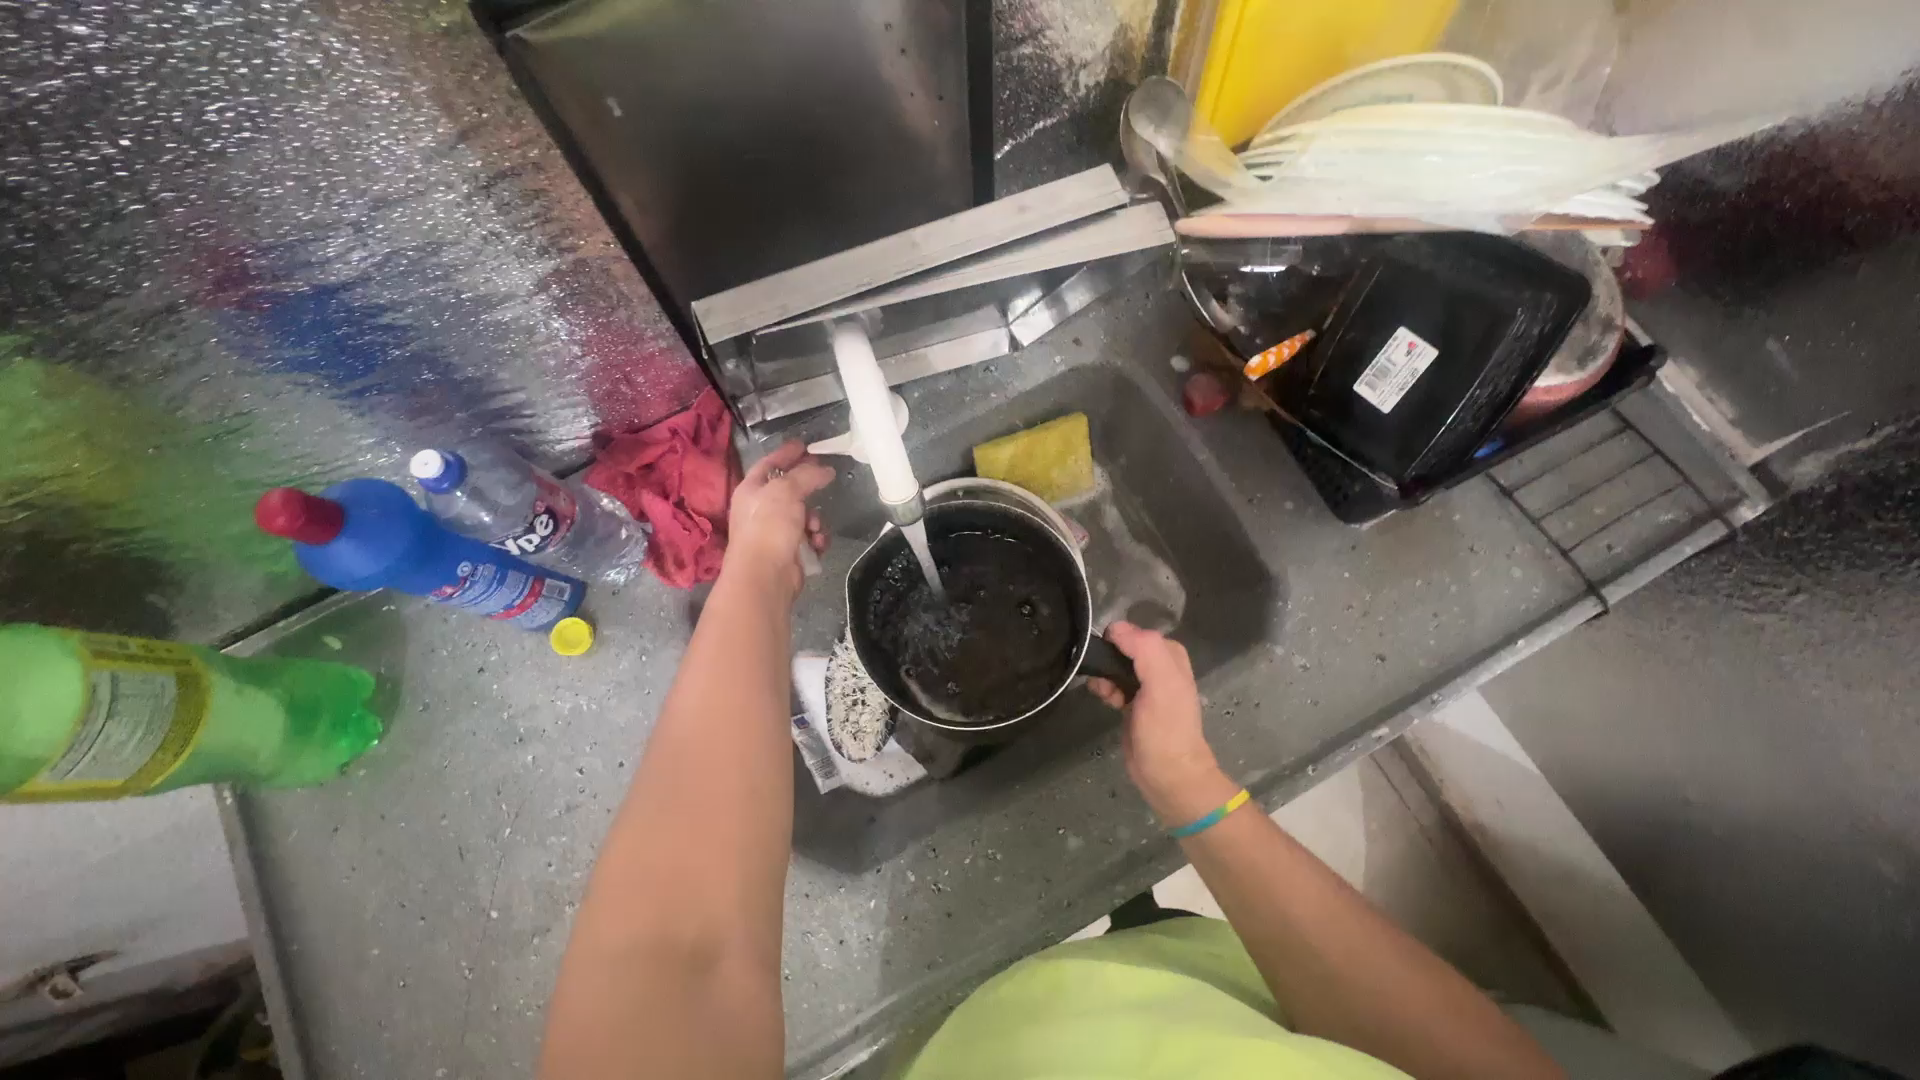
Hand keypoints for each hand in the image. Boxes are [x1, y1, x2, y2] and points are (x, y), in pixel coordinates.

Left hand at [723, 440, 833, 598]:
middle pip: (789, 490)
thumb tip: (826, 469)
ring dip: (815, 519)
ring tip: (815, 526)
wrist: (765, 575)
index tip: (804, 444)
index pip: (769, 464)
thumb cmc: (769, 526)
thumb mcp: (786, 490)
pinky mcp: (790, 553)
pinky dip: (817, 539)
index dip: (786, 453)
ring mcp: (775, 533)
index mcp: (751, 490)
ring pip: (804, 516)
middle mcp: (760, 510)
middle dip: (808, 487)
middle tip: (826, 477)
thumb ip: (807, 474)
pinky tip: (818, 543)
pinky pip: (810, 539)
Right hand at [1088, 622, 1238, 826]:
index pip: (1137, 632)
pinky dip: (1105, 689)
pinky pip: (1114, 686)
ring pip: (1116, 667)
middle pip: (1124, 649)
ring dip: (1104, 675)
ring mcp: (1146, 688)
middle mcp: (1160, 668)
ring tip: (1104, 693)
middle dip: (1108, 659)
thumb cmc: (1166, 729)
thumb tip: (1115, 628)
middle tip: (1103, 677)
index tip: (1108, 658)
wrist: (1168, 776)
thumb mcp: (1161, 683)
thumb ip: (1144, 649)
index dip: (1119, 641)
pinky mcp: (1134, 706)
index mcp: (1171, 657)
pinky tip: (1104, 700)